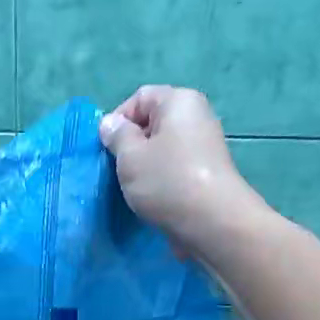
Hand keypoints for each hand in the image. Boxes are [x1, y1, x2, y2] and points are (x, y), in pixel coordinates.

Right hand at [99, 85, 260, 249]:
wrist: (212, 222)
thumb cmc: (166, 181)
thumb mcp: (129, 156)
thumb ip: (116, 136)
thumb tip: (110, 123)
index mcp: (179, 101)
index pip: (139, 98)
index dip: (118, 120)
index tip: (106, 149)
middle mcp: (196, 115)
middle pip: (152, 122)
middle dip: (131, 143)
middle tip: (117, 169)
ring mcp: (204, 144)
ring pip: (162, 146)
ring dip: (144, 163)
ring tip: (134, 186)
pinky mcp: (207, 170)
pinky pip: (175, 165)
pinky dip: (160, 177)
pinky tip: (153, 196)